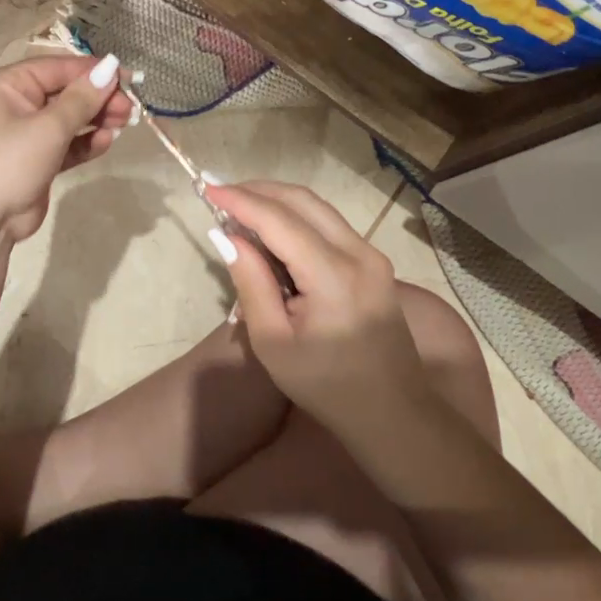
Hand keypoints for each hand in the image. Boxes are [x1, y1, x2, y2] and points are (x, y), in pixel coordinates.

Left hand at [0, 53, 135, 243]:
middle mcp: (15, 104)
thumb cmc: (7, 163)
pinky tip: (106, 142)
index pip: (57, 68)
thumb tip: (111, 67)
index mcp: (8, 85)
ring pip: (69, 119)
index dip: (92, 71)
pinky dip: (86, 142)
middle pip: (65, 92)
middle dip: (97, 99)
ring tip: (124, 124)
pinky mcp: (37, 161)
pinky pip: (67, 144)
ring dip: (96, 120)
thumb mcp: (47, 128)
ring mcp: (26, 135)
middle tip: (129, 109)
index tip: (127, 78)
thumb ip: (82, 99)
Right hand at [207, 182, 431, 433]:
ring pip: (317, 208)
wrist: (394, 413)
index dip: (240, 200)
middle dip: (257, 190)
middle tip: (219, 192)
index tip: (206, 187)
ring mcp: (372, 255)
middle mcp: (358, 254)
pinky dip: (296, 217)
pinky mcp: (374, 263)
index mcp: (333, 276)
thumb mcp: (273, 341)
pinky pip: (329, 225)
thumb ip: (250, 281)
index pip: (278, 219)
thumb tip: (225, 235)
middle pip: (301, 201)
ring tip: (238, 207)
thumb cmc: (326, 385)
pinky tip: (270, 230)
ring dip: (276, 201)